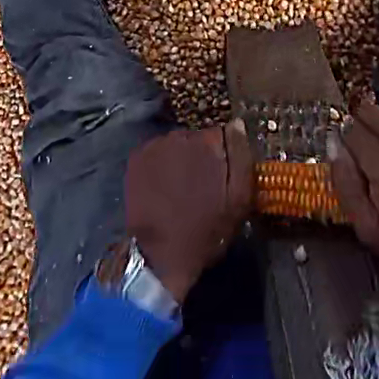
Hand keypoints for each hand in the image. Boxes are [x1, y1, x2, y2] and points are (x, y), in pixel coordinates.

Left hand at [125, 121, 253, 300]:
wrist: (161, 254)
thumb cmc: (206, 229)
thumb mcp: (239, 198)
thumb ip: (241, 156)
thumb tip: (237, 124)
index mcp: (207, 142)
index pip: (222, 134)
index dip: (224, 155)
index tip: (222, 176)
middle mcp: (179, 135)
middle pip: (196, 138)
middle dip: (200, 155)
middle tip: (201, 185)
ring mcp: (154, 145)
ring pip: (175, 145)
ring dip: (179, 158)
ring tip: (179, 187)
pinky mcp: (136, 157)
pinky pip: (155, 153)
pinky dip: (160, 164)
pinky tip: (161, 186)